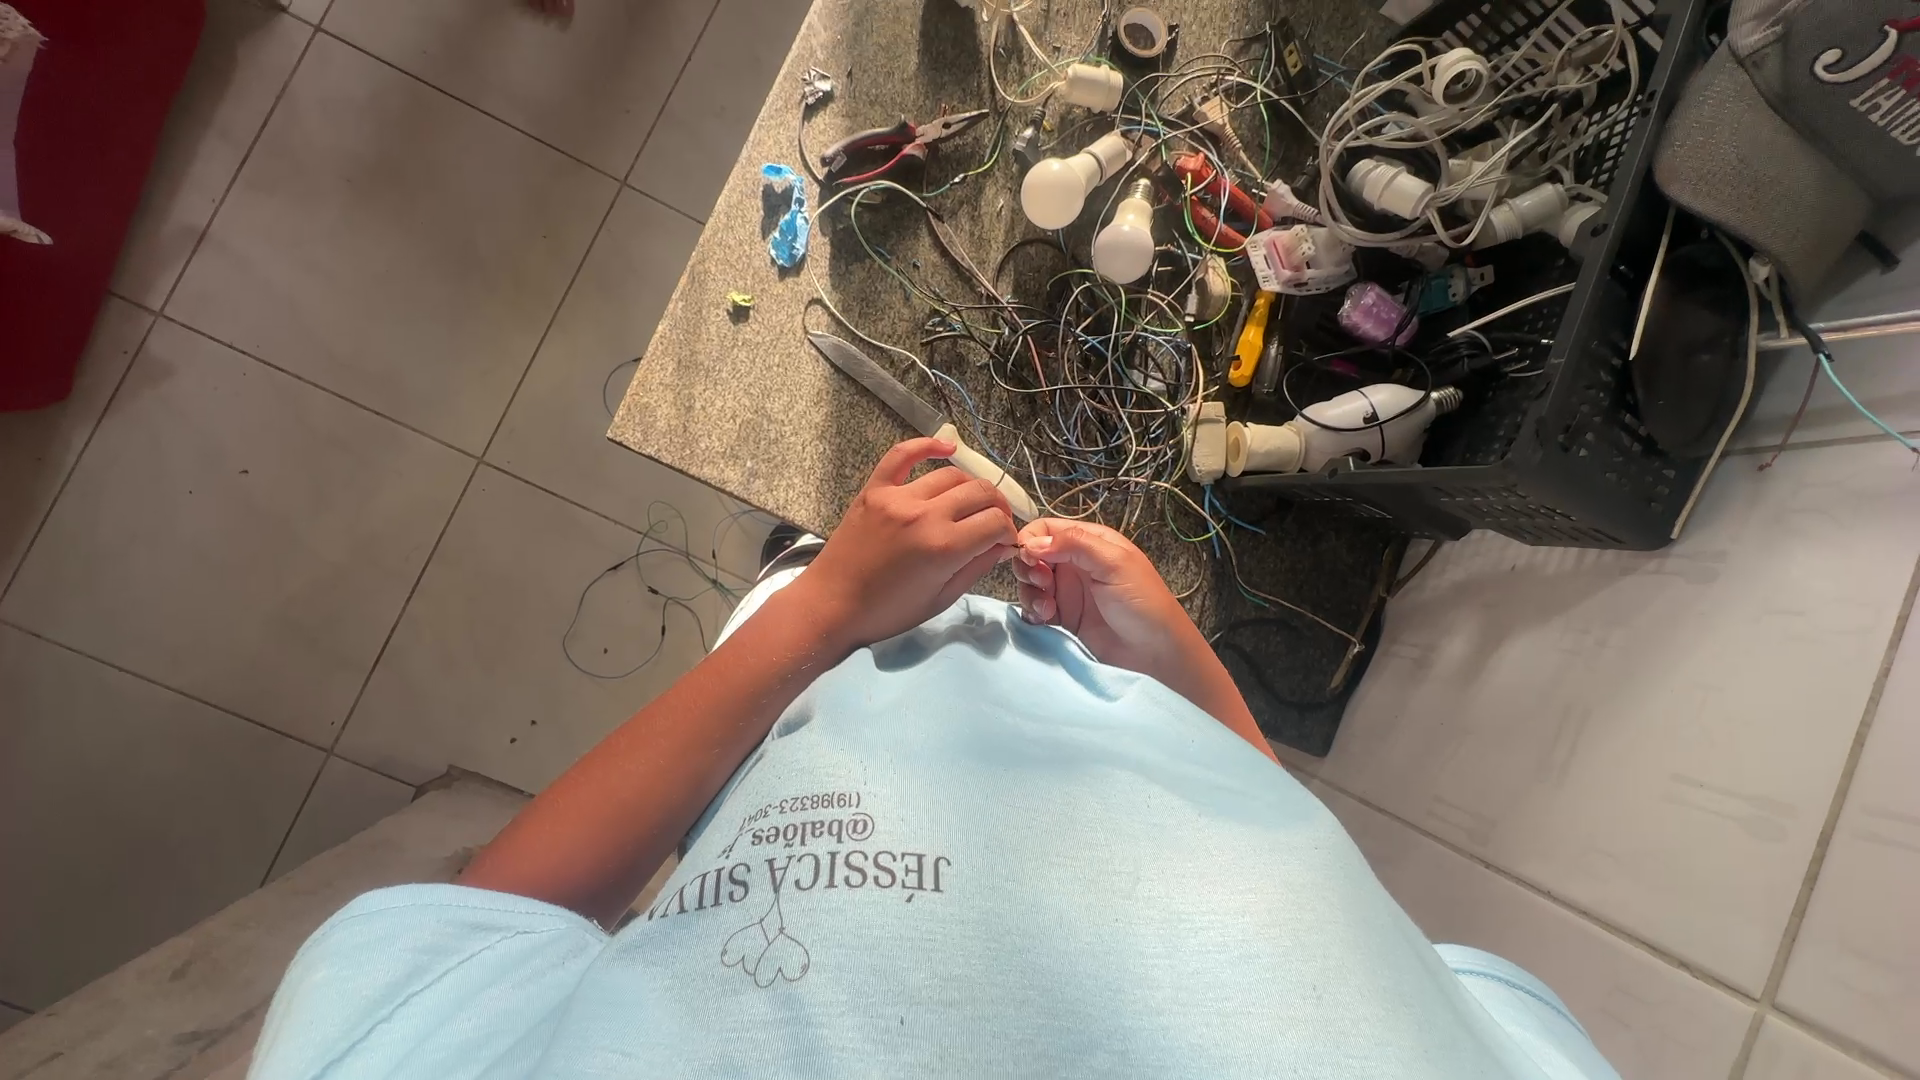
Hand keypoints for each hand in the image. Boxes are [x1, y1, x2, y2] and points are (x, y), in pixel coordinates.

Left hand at [794, 437, 1017, 649]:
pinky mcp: (875, 489)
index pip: (995, 523)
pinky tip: (948, 447)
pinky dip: (927, 445)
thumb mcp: (940, 599)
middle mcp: (925, 515)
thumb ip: (975, 568)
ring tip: (973, 503)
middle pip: (980, 493)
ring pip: (951, 475)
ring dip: (972, 487)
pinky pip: (903, 454)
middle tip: (996, 522)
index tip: (1004, 542)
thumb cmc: (887, 612)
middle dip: (998, 507)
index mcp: (944, 548)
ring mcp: (898, 497)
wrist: (831, 605)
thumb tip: (1003, 545)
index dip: (1008, 532)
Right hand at [1011, 519, 1199, 678]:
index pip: (1047, 528)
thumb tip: (1032, 543)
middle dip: (1028, 568)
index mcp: (1090, 542)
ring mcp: (1067, 592)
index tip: (1029, 558)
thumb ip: (1074, 545)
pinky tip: (1045, 621)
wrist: (1155, 656)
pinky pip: (1034, 610)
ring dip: (1030, 593)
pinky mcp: (1063, 619)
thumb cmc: (1143, 604)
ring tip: (1047, 609)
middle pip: (1032, 555)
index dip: (1031, 539)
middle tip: (1042, 584)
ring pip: (1030, 583)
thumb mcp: (1115, 563)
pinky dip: (1032, 613)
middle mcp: (1075, 564)